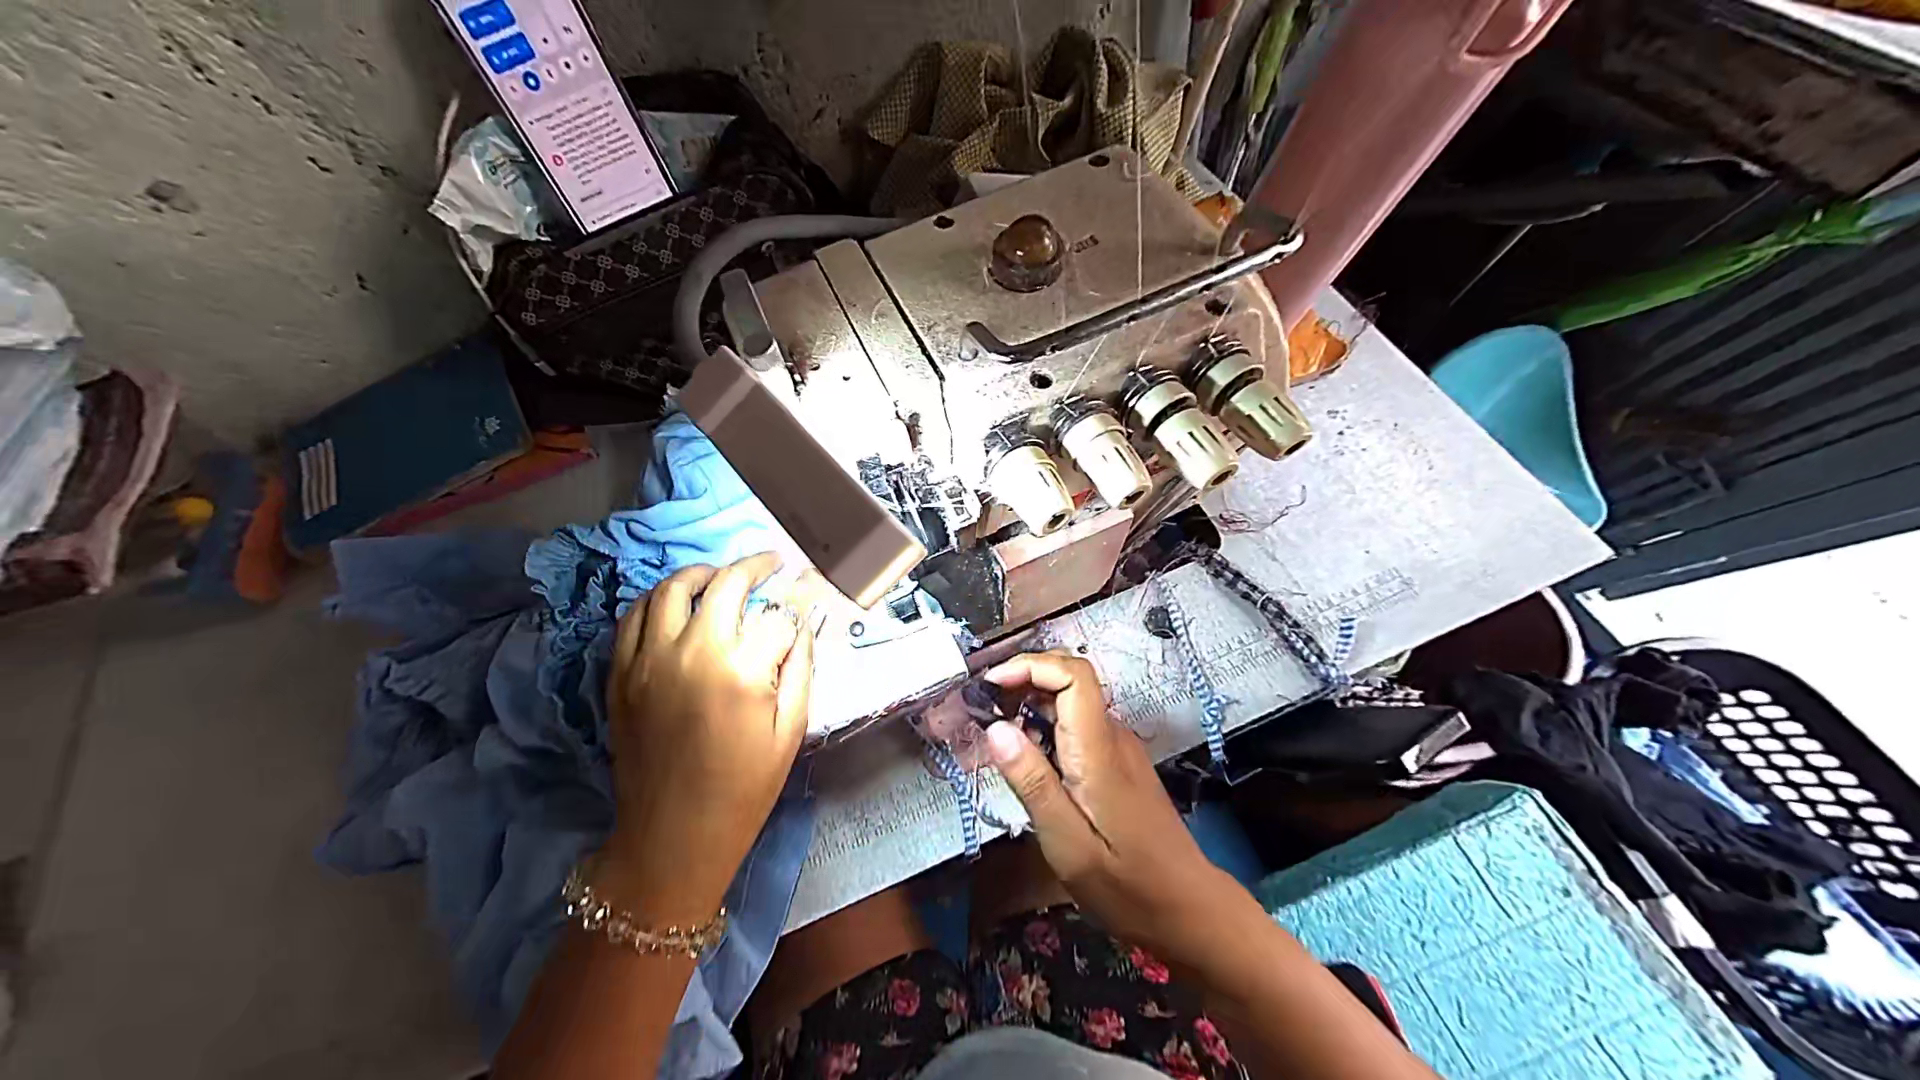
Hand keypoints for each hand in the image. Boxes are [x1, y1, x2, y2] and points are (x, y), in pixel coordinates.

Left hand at [599, 552, 825, 923]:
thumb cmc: (744, 789)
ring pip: (673, 588)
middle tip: (771, 564)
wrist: (672, 837)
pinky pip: (635, 616)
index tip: (804, 606)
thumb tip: (802, 624)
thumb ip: (800, 668)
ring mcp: (648, 660)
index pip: (777, 617)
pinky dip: (659, 600)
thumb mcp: (791, 731)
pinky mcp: (620, 674)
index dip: (796, 610)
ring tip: (722, 576)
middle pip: (726, 584)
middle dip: (756, 566)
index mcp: (741, 671)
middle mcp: (691, 652)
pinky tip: (678, 603)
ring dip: (703, 573)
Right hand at [982, 652, 1264, 968]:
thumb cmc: (1127, 885)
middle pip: (1069, 678)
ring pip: (1071, 700)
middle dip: (1022, 680)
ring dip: (1031, 704)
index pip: (1073, 674)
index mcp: (1099, 750)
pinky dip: (1045, 725)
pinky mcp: (1118, 761)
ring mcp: (1119, 747)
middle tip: (983, 710)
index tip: (990, 688)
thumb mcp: (1068, 844)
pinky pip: (1078, 724)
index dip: (1030, 666)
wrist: (1188, 909)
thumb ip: (1032, 782)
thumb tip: (995, 729)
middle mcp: (1113, 736)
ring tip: (996, 734)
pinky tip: (1028, 758)